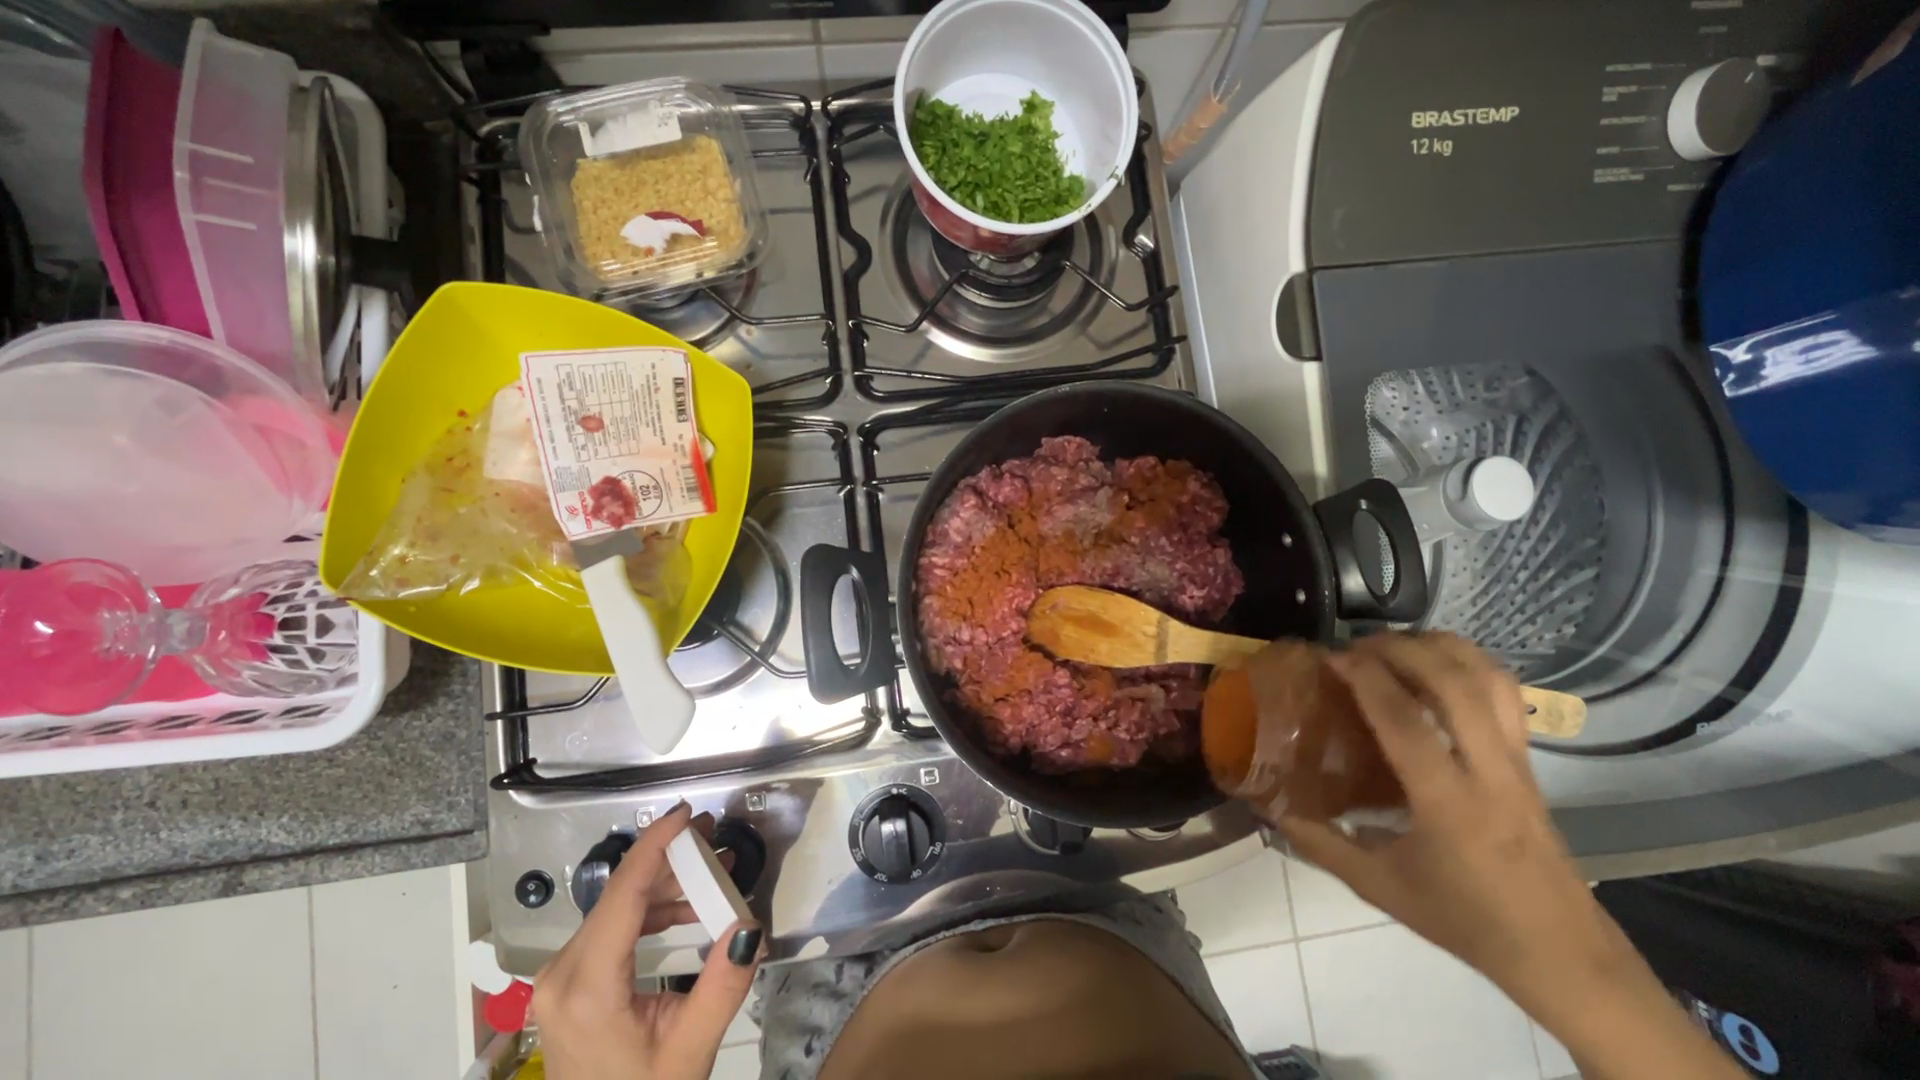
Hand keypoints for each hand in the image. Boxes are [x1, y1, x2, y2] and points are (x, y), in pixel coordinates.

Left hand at [532, 803, 763, 1079]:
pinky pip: (610, 930)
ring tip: (712, 870)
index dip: (655, 846)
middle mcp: (561, 973)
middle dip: (670, 861)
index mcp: (586, 987)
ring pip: (615, 910)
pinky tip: (685, 909)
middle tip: (715, 838)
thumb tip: (750, 924)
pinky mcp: (568, 983)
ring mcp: (559, 978)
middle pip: (619, 896)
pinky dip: (648, 912)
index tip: (687, 813)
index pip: (622, 895)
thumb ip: (721, 986)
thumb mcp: (690, 1049)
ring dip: (663, 886)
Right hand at [1276, 634, 1746, 1079]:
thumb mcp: (1379, 887)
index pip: (1405, 720)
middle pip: (1454, 681)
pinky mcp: (1529, 760)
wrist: (1557, 948)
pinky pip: (1506, 694)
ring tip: (1396, 646)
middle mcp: (1489, 770)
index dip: (1366, 678)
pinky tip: (1439, 668)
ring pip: (1490, 677)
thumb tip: (1275, 810)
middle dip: (1402, 648)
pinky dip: (1471, 664)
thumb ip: (1322, 844)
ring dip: (1441, 647)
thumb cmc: (1463, 919)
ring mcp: (1517, 761)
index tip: (1331, 657)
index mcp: (1448, 803)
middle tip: (1357, 646)